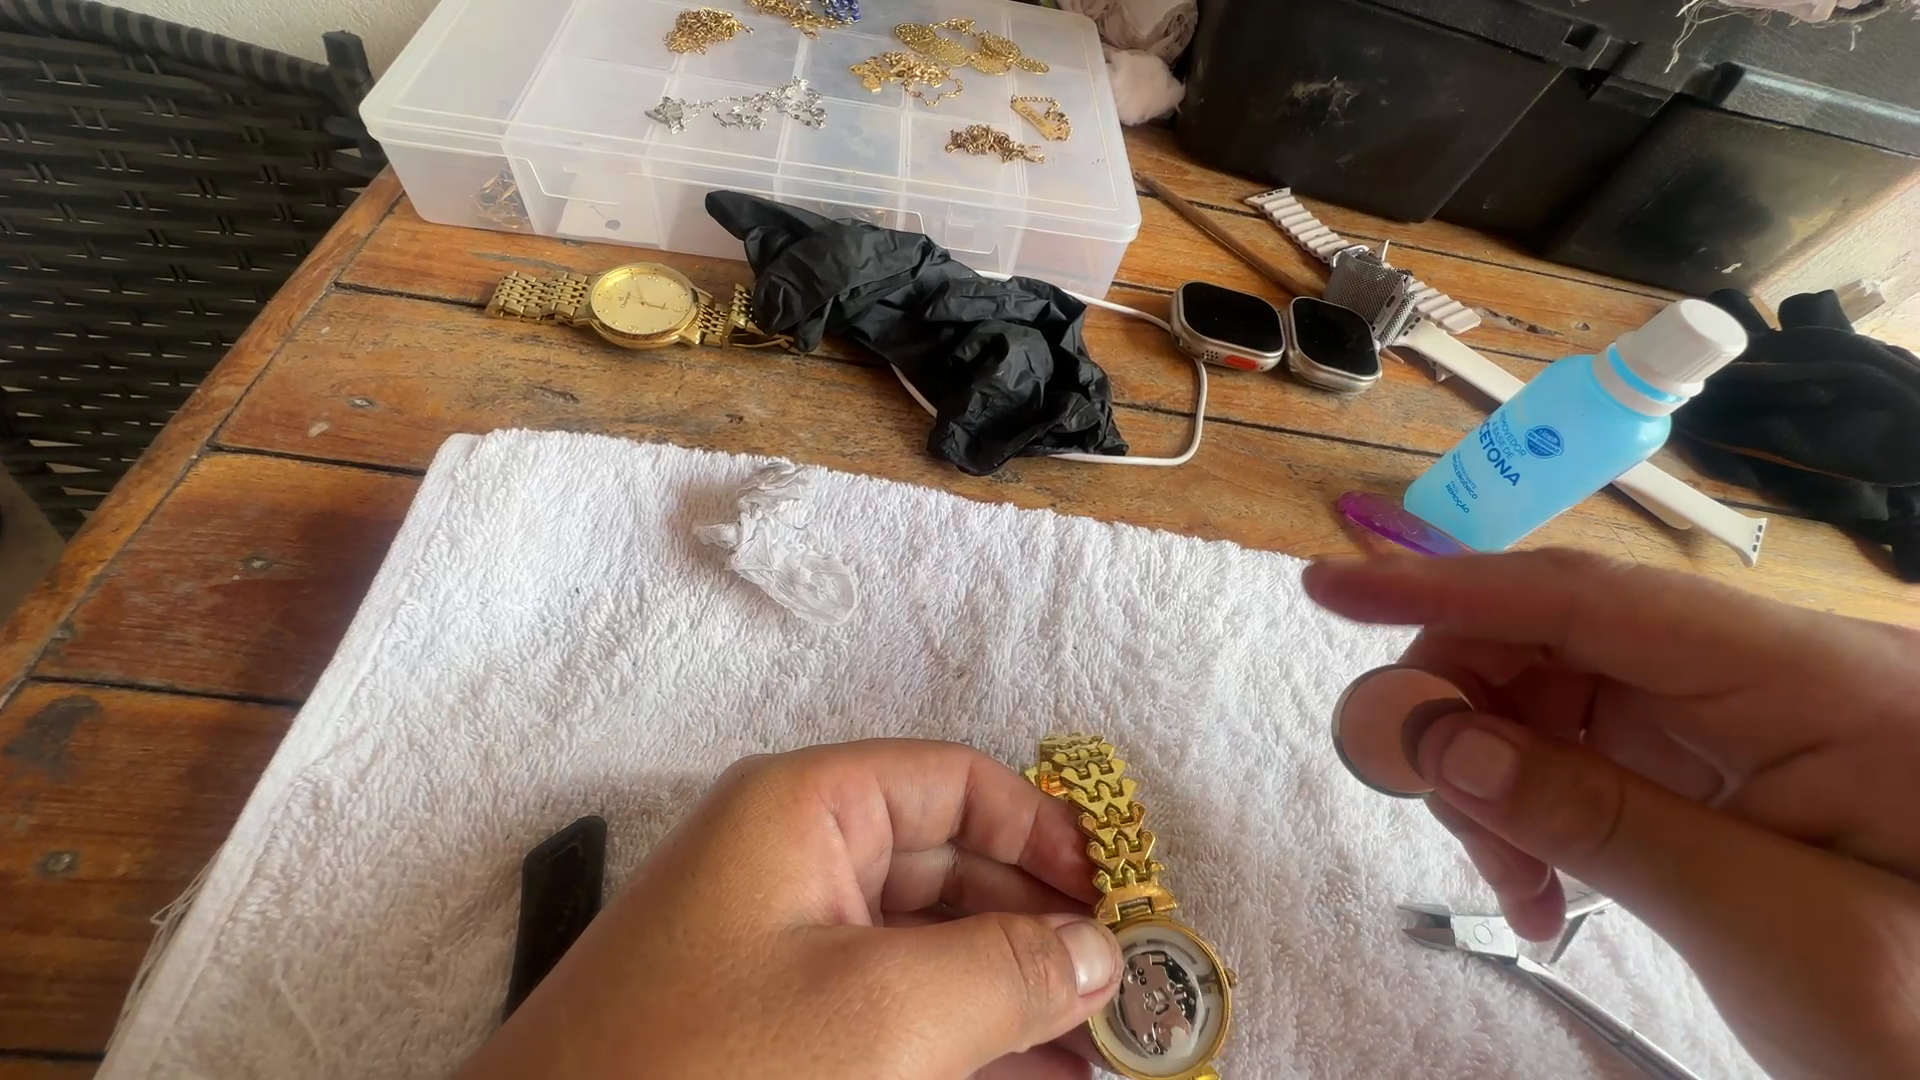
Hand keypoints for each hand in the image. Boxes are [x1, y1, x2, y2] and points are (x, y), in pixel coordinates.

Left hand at [455, 740, 1120, 1079]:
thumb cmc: (712, 1072)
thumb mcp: (876, 1017)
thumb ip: (1002, 973)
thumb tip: (1100, 951)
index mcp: (809, 806)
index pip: (954, 783)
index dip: (1041, 829)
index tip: (1113, 893)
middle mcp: (801, 853)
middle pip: (951, 864)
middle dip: (1038, 925)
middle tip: (1121, 988)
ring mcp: (792, 937)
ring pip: (932, 942)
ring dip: (1013, 988)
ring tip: (1099, 1044)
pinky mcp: (786, 1013)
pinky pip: (898, 1002)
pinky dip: (966, 1033)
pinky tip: (1035, 1072)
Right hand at [1305, 550, 1919, 1078]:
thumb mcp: (1785, 940)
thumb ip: (1598, 822)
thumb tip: (1435, 743)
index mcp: (1820, 679)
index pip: (1591, 598)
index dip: (1444, 586)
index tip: (1324, 588)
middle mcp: (1759, 669)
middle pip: (1546, 642)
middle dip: (1461, 718)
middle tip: (1424, 805)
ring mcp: (1728, 711)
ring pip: (1540, 698)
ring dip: (1487, 781)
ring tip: (1509, 883)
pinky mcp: (1700, 753)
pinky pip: (1567, 748)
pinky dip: (1522, 808)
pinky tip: (1533, 883)